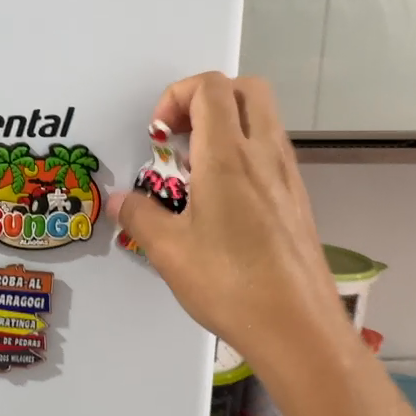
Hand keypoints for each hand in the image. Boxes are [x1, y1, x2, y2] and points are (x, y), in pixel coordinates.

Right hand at [112, 73, 350, 373]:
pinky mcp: (297, 200)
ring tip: (193, 170)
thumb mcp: (168, 251)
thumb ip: (139, 215)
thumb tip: (118, 200)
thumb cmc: (229, 284)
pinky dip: (243, 153)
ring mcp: (287, 176)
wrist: (297, 328)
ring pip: (263, 119)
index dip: (176, 95)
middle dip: (205, 98)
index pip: (211, 87)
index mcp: (228, 157)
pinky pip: (271, 152)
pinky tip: (220, 200)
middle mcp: (264, 155)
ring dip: (226, 125)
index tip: (156, 135)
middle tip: (177, 136)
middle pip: (247, 88)